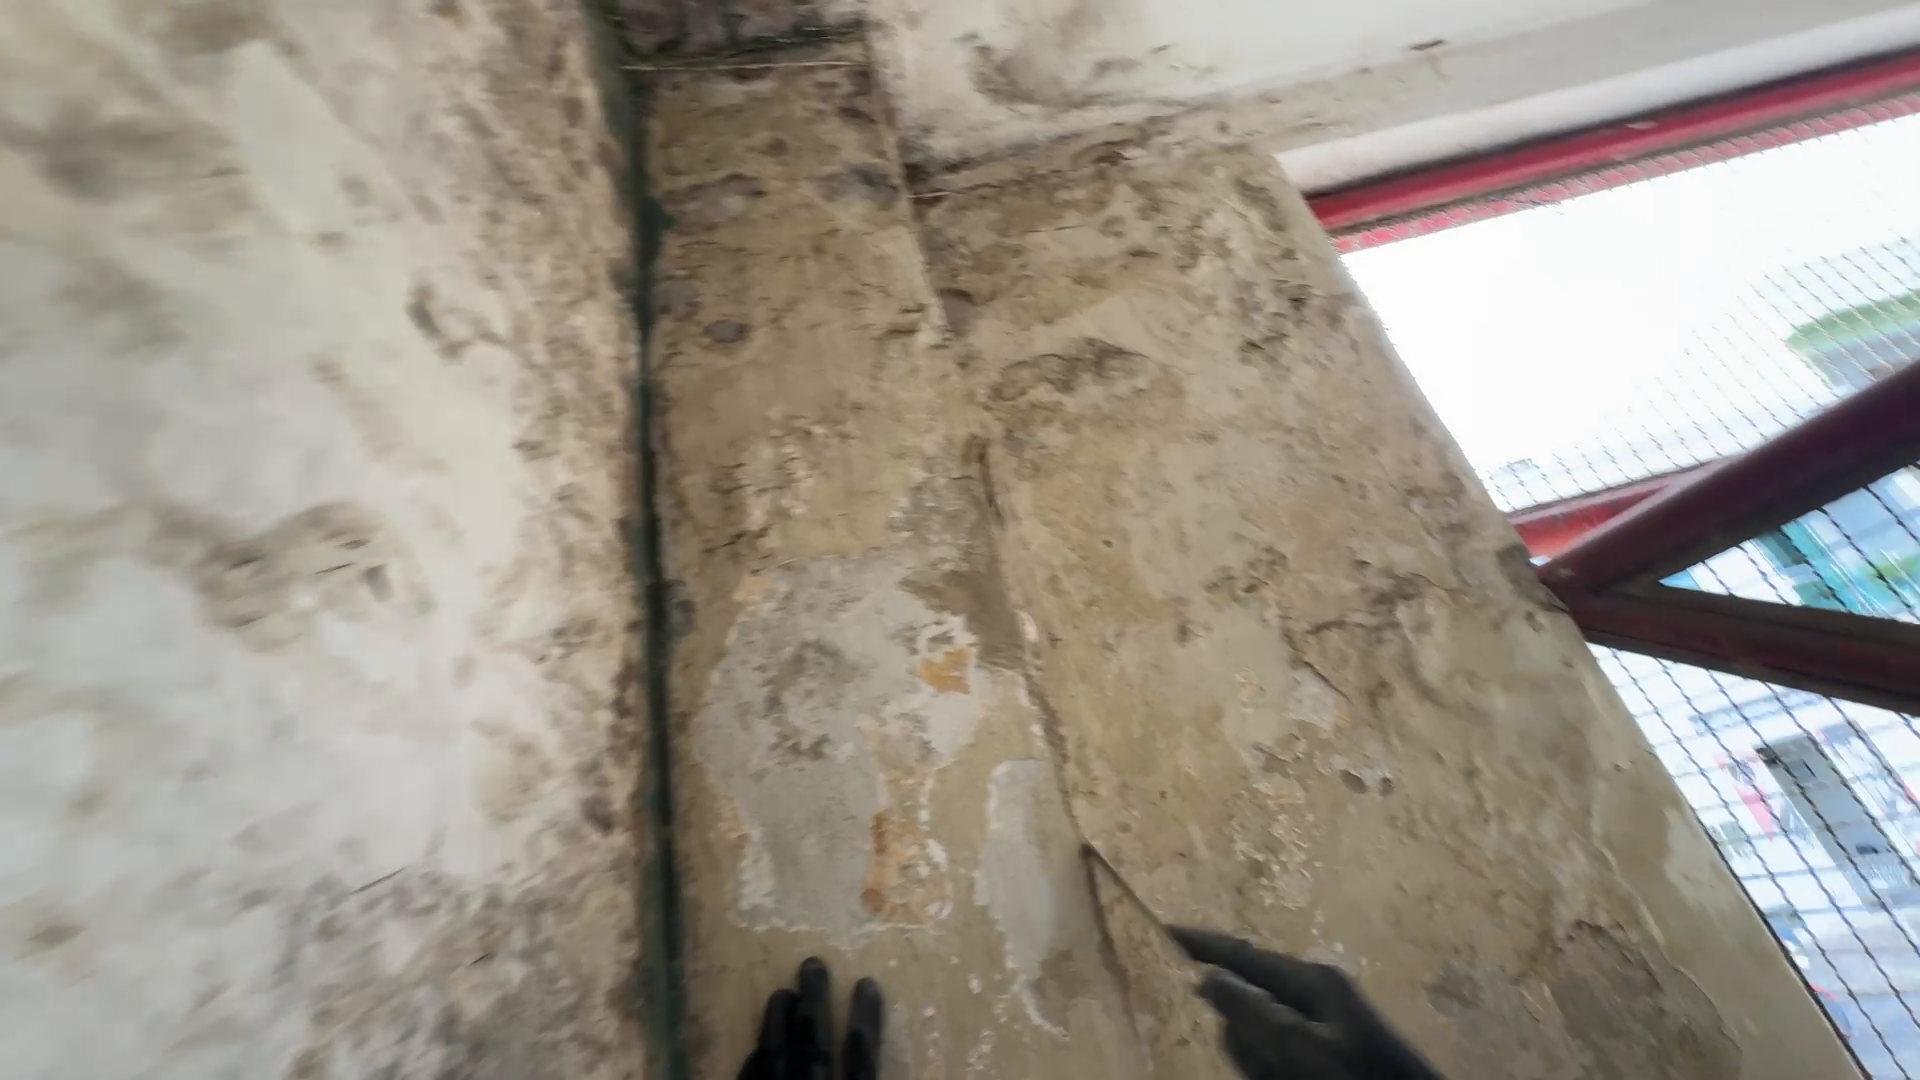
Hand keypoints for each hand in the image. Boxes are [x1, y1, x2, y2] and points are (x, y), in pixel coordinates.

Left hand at [737, 957, 884, 1079]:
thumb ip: (866, 1073)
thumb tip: (870, 1047)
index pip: (861, 1058)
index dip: (865, 1020)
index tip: (866, 981)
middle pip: (814, 1044)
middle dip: (814, 1002)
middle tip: (812, 962)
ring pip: (777, 1056)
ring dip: (777, 1024)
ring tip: (780, 992)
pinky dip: (752, 1064)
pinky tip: (754, 1049)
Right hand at [1170, 927, 1444, 1079]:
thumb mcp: (1304, 1050)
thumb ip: (1254, 1013)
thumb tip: (1206, 976)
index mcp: (1310, 979)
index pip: (1240, 951)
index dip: (1200, 942)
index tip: (1162, 928)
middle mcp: (1315, 990)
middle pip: (1248, 994)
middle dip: (1238, 1024)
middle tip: (1254, 1062)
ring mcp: (1326, 1020)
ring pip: (1262, 1028)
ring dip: (1258, 1054)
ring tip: (1278, 1075)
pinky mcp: (1332, 1049)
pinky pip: (1283, 1050)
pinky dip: (1275, 1066)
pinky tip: (1284, 1077)